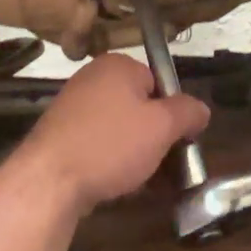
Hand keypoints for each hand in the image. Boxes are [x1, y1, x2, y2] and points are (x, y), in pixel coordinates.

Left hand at [18, 54, 209, 213]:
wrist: (49, 180)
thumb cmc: (110, 144)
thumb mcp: (161, 127)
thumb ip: (187, 113)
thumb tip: (201, 109)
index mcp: (116, 65)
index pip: (159, 83)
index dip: (172, 113)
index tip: (177, 140)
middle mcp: (92, 78)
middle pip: (140, 107)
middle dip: (155, 137)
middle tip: (165, 166)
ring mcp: (73, 107)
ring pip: (121, 129)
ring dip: (137, 154)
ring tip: (145, 181)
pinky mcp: (62, 135)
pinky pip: (100, 144)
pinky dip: (113, 161)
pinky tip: (119, 185)